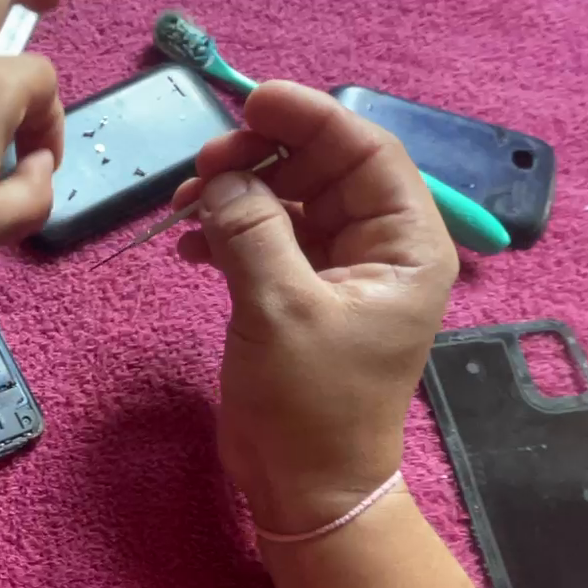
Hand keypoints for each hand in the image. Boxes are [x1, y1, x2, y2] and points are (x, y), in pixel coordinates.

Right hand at [170, 81, 458, 535]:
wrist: (303, 485)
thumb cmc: (309, 405)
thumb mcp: (279, 313)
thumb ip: (251, 236)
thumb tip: (220, 180)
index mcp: (403, 245)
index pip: (362, 154)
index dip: (309, 121)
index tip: (250, 102)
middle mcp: (372, 252)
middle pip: (320, 177)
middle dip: (261, 163)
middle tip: (200, 166)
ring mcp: (329, 279)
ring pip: (284, 211)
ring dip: (235, 201)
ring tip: (184, 205)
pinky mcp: (291, 305)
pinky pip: (261, 250)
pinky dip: (225, 240)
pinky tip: (188, 243)